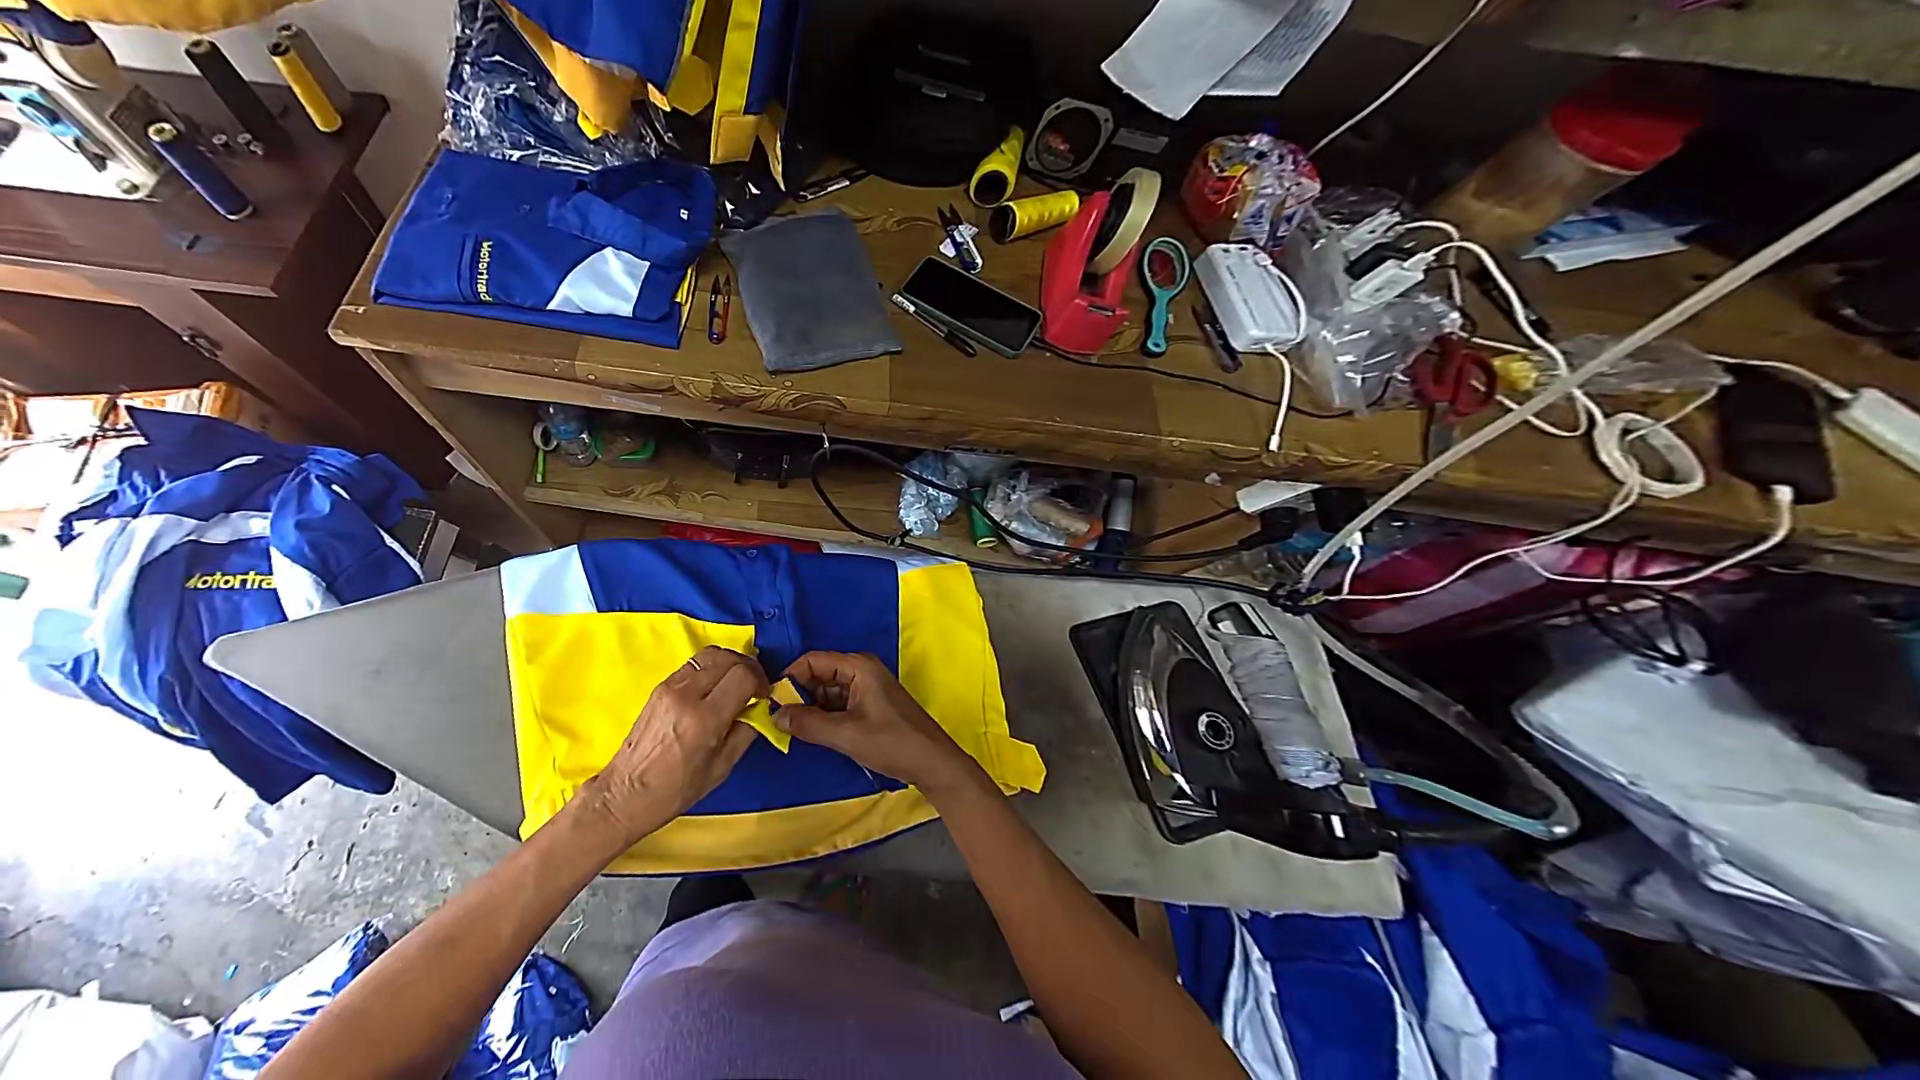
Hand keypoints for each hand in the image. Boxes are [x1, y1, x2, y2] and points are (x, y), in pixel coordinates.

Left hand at [576, 646, 767, 849]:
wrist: (625, 794)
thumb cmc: (676, 789)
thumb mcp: (723, 767)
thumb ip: (747, 730)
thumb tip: (758, 708)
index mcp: (705, 718)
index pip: (743, 675)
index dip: (761, 681)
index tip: (764, 696)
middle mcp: (686, 695)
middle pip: (728, 658)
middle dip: (748, 668)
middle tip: (755, 687)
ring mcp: (669, 688)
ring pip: (710, 655)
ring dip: (730, 664)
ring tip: (736, 683)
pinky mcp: (660, 688)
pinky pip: (693, 664)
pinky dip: (711, 668)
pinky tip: (714, 688)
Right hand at [776, 651, 987, 798]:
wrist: (932, 763)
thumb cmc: (893, 743)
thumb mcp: (846, 734)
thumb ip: (808, 723)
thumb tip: (774, 715)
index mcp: (858, 666)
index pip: (812, 661)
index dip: (789, 678)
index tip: (770, 702)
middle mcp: (861, 670)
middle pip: (817, 674)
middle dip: (797, 694)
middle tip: (778, 719)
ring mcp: (866, 687)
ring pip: (825, 690)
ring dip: (809, 707)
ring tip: (791, 728)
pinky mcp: (868, 704)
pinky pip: (837, 702)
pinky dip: (823, 715)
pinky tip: (812, 731)